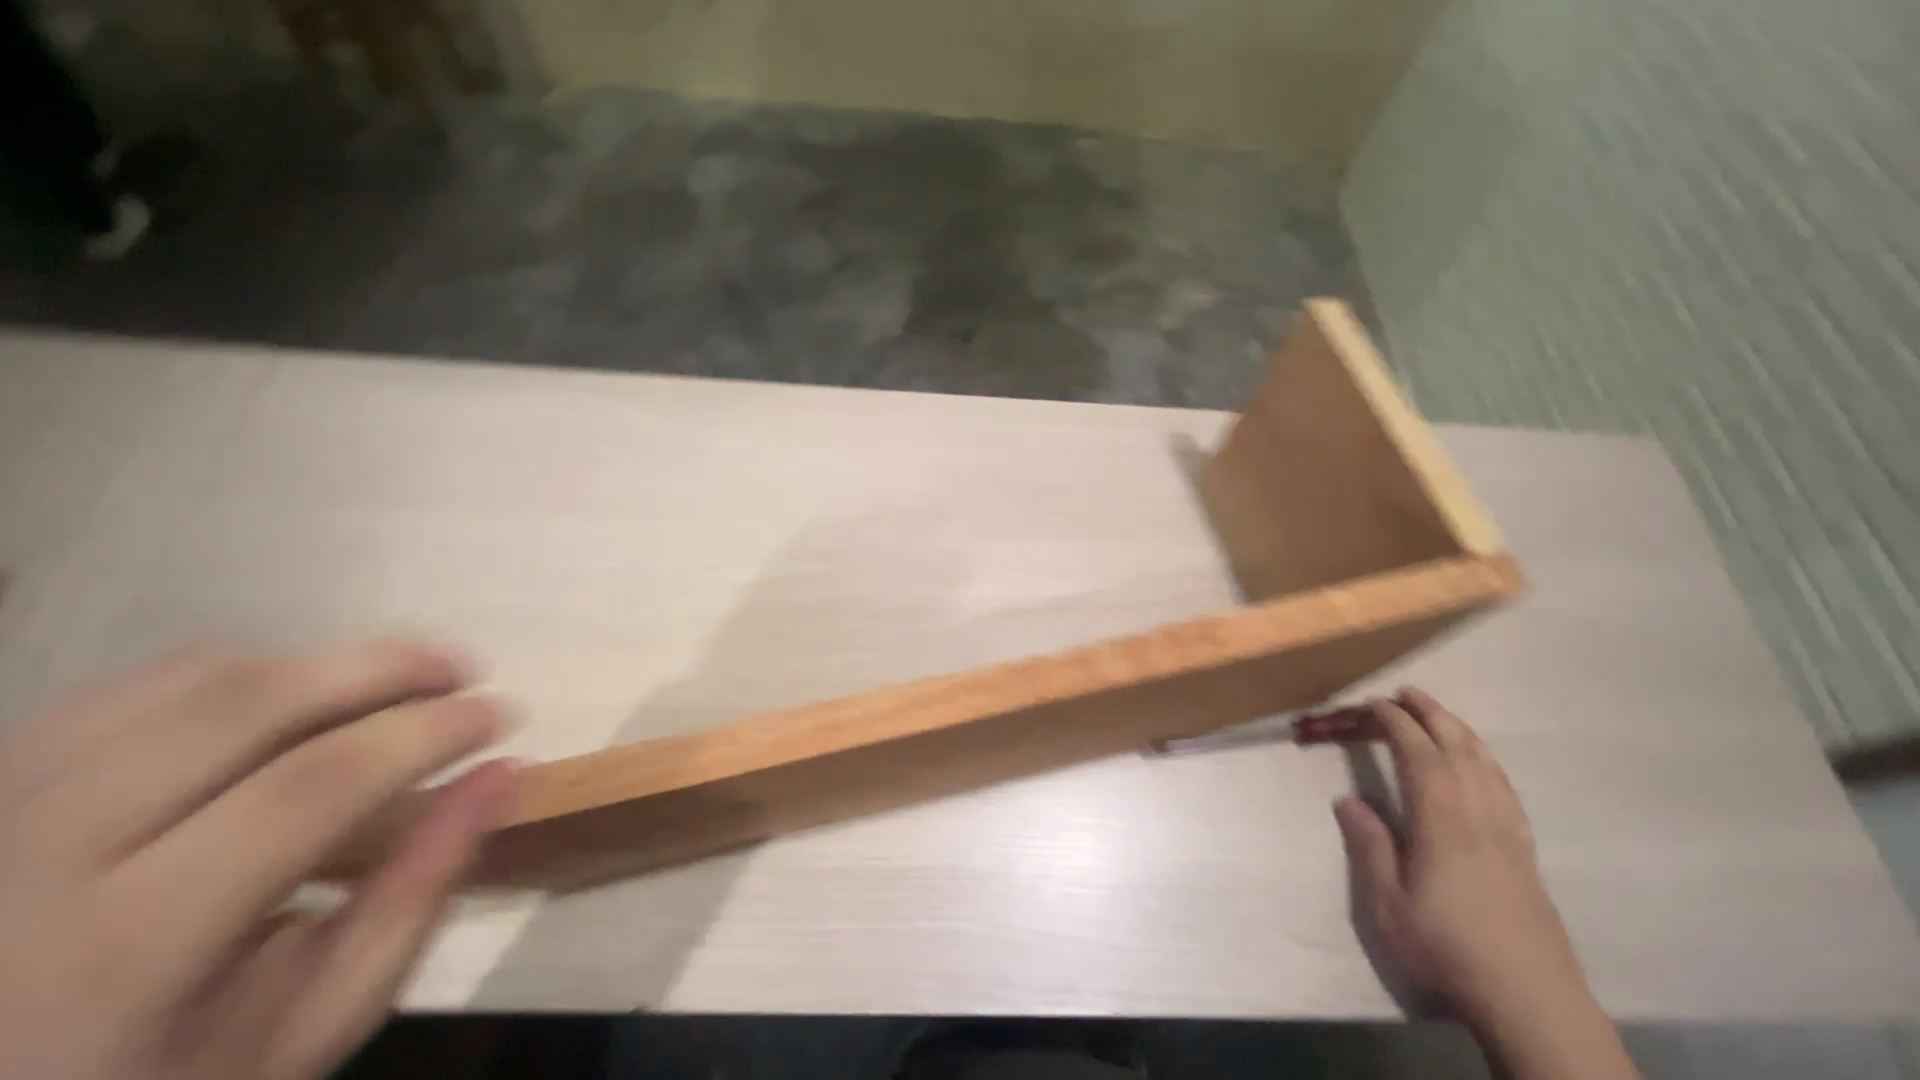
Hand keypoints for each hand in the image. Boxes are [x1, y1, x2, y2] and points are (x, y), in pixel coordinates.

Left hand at [0, 642, 515, 1079]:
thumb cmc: (176, 1077)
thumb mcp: (313, 1022)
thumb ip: (416, 895)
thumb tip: (500, 775)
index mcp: (122, 951)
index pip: (309, 788)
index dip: (423, 733)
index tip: (500, 713)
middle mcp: (33, 854)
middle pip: (243, 703)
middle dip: (381, 667)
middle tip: (463, 668)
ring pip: (189, 677)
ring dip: (317, 666)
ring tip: (391, 687)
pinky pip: (136, 687)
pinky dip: (241, 675)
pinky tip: (294, 701)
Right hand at [1336, 689, 1638, 1079]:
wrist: (1527, 995)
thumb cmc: (1446, 948)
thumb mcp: (1388, 904)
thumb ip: (1369, 847)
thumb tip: (1348, 799)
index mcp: (1441, 822)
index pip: (1418, 755)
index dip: (1396, 724)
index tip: (1374, 704)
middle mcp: (1478, 815)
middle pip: (1456, 749)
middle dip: (1430, 715)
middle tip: (1405, 692)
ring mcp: (1507, 832)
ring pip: (1485, 765)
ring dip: (1460, 731)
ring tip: (1439, 714)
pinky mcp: (1524, 852)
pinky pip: (1505, 789)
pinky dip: (1487, 762)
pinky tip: (1482, 765)